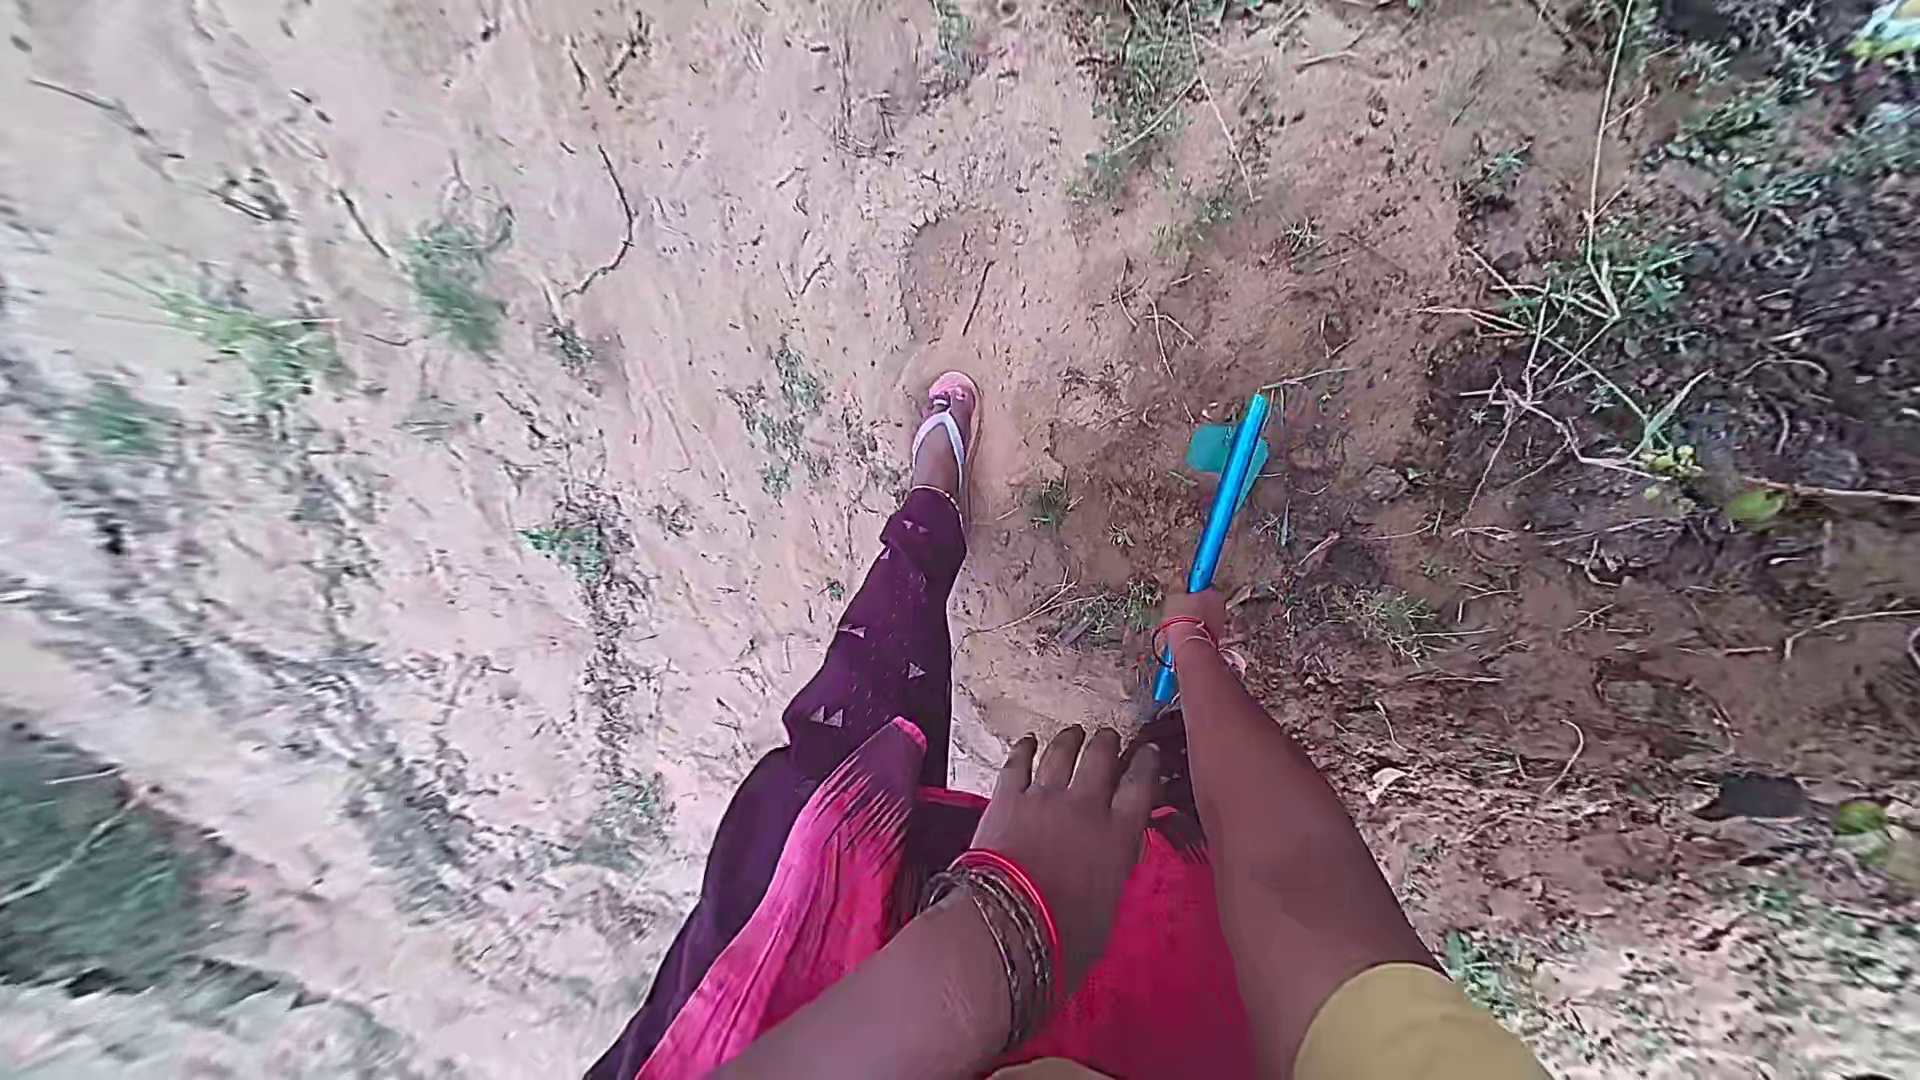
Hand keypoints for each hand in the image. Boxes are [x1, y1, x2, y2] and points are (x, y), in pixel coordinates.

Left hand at [968, 728, 1158, 987]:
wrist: (1009, 922)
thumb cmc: (1064, 936)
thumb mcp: (1107, 910)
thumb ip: (1111, 874)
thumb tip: (1108, 866)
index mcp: (1115, 835)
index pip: (1139, 788)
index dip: (1146, 765)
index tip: (1149, 751)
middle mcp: (1082, 806)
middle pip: (1099, 759)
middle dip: (1106, 743)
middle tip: (1108, 736)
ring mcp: (1043, 797)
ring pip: (1060, 753)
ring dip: (1070, 739)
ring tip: (1075, 732)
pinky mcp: (1008, 797)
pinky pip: (1018, 763)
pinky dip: (1023, 749)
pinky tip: (1027, 741)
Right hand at [1162, 588, 1226, 646]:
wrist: (1189, 644)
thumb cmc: (1181, 617)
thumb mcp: (1174, 596)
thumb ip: (1180, 584)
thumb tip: (1182, 575)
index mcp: (1211, 592)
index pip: (1203, 584)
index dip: (1192, 587)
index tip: (1183, 591)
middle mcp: (1220, 605)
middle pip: (1206, 599)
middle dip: (1194, 602)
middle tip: (1178, 607)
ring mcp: (1220, 621)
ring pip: (1206, 614)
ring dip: (1196, 616)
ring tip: (1180, 622)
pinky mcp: (1217, 635)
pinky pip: (1206, 626)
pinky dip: (1198, 627)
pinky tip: (1186, 631)